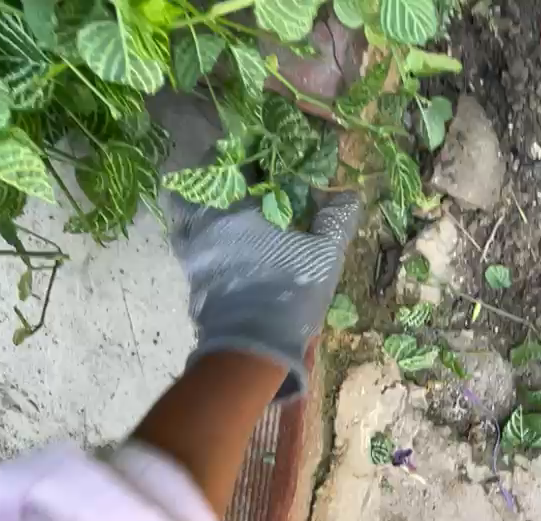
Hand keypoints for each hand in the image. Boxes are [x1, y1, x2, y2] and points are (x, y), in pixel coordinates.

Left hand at [155, 96, 360, 400]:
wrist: (252, 346)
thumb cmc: (289, 293)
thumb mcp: (323, 255)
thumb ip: (335, 220)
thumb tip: (350, 194)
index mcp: (240, 202)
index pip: (241, 159)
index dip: (255, 154)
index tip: (269, 157)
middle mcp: (208, 216)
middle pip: (208, 179)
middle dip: (227, 174)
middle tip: (249, 182)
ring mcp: (193, 245)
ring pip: (190, 207)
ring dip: (208, 202)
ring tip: (232, 211)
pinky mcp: (190, 273)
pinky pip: (189, 238)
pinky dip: (202, 232)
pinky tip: (224, 242)